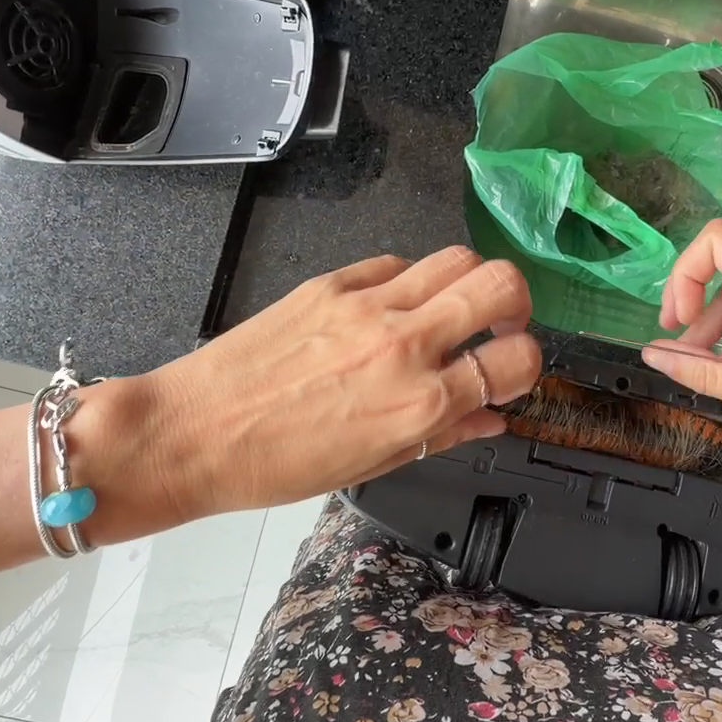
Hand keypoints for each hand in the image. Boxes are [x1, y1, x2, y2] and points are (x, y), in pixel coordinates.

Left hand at [105, 247, 541, 527]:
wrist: (194, 431)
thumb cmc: (278, 463)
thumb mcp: (375, 464)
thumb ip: (445, 434)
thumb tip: (493, 417)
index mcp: (418, 402)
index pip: (516, 360)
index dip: (528, 365)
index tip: (510, 372)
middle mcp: (403, 343)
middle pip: (501, 284)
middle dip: (518, 303)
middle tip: (502, 325)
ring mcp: (367, 304)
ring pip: (457, 257)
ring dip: (471, 282)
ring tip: (455, 308)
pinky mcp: (333, 282)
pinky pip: (396, 263)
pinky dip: (412, 280)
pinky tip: (396, 306)